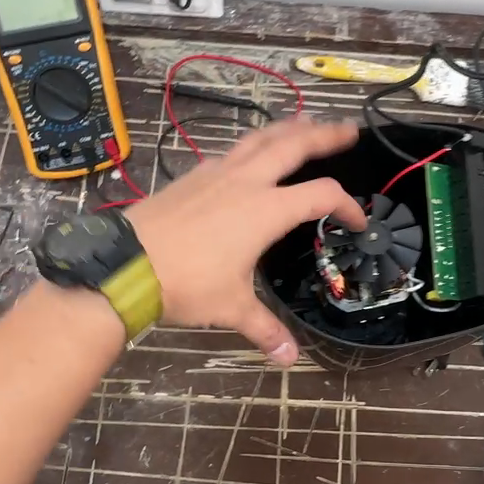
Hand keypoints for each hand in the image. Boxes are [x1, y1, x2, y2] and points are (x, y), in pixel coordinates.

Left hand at [125, 118, 365, 365]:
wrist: (126, 264)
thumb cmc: (186, 283)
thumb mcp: (230, 307)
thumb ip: (264, 329)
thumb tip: (289, 358)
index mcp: (266, 210)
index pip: (321, 195)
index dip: (347, 205)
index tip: (358, 221)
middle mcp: (245, 182)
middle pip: (293, 144)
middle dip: (324, 134)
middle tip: (348, 129)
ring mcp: (215, 174)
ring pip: (259, 138)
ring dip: (286, 129)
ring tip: (303, 125)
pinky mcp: (192, 176)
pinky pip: (230, 152)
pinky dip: (251, 148)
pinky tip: (248, 159)